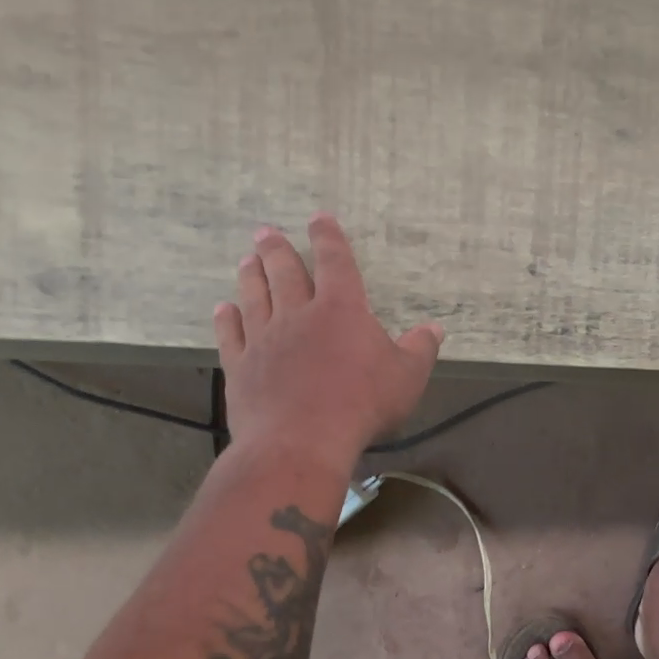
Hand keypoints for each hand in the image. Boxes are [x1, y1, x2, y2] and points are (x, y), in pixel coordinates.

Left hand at [212, 213, 443, 469]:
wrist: (300, 440)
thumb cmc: (363, 402)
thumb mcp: (409, 376)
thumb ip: (421, 349)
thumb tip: (433, 329)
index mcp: (343, 310)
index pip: (336, 263)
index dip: (328, 238)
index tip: (319, 218)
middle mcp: (299, 315)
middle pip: (286, 272)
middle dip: (278, 249)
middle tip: (266, 231)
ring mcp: (265, 339)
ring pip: (256, 296)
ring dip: (252, 275)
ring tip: (248, 260)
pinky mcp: (242, 365)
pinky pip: (232, 333)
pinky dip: (227, 318)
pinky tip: (224, 308)